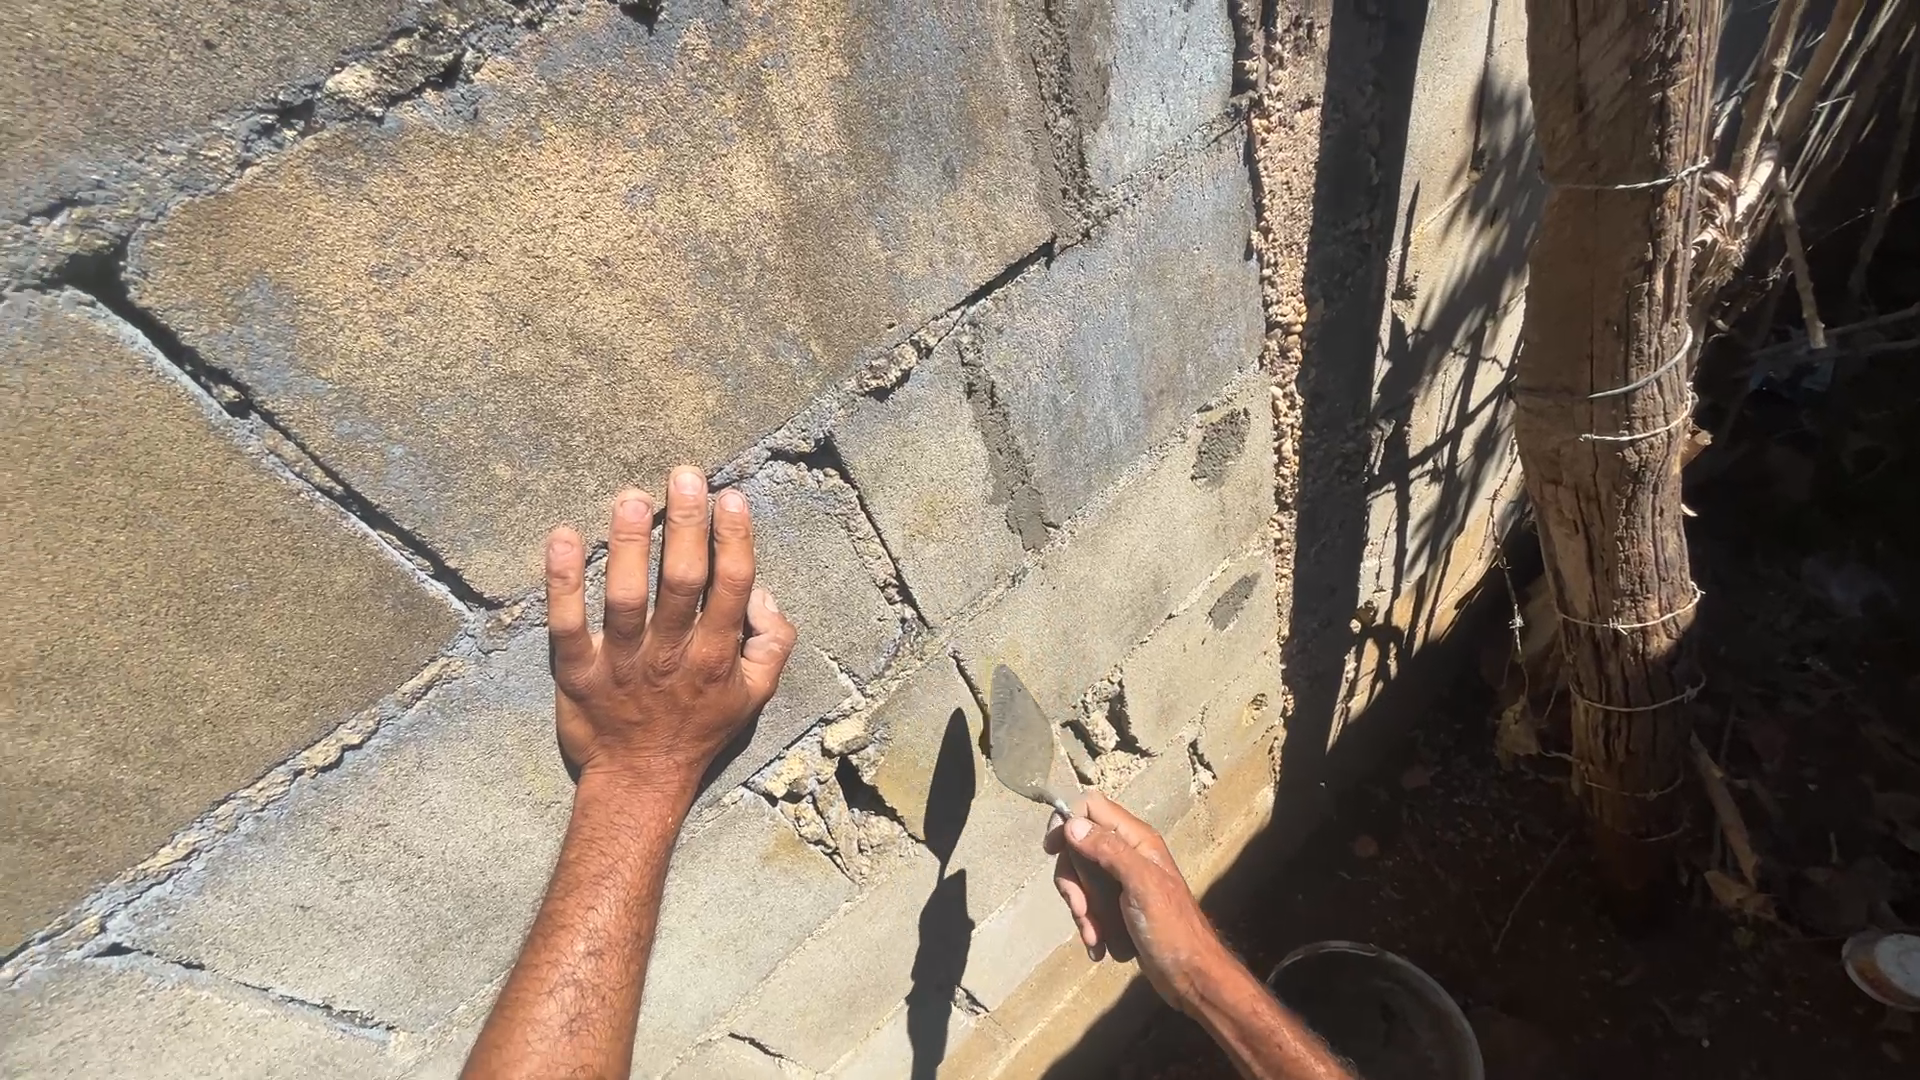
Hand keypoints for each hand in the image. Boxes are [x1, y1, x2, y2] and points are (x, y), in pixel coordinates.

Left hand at [544, 466, 797, 796]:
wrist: (639, 780)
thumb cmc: (702, 727)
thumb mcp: (757, 693)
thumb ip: (774, 642)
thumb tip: (762, 593)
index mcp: (716, 655)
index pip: (730, 588)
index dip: (733, 541)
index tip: (732, 498)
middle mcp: (670, 654)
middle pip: (681, 583)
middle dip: (685, 527)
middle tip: (685, 476)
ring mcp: (621, 663)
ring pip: (625, 598)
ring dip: (628, 545)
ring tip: (632, 497)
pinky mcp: (576, 673)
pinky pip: (566, 625)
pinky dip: (562, 583)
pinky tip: (563, 537)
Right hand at [1047, 792, 1229, 1013]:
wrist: (1192, 978)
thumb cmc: (1172, 929)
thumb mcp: (1141, 885)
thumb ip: (1109, 850)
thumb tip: (1071, 824)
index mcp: (1136, 838)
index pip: (1092, 806)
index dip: (1068, 820)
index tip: (1053, 849)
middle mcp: (1127, 852)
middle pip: (1078, 845)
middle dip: (1073, 879)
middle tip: (1079, 907)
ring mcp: (1121, 879)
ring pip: (1080, 878)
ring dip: (1080, 908)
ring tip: (1094, 935)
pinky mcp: (1117, 905)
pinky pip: (1088, 903)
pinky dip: (1088, 923)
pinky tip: (1098, 944)